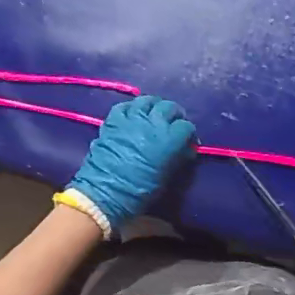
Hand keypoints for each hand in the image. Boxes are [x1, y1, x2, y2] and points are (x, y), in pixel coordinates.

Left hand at [64, 96, 196, 233]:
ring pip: (146, 101)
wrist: (105, 193)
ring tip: (153, 115)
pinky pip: (124, 106)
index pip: (186, 126)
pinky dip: (131, 109)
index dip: (188, 134)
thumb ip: (178, 158)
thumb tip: (186, 148)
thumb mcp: (167, 177)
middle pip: (169, 108)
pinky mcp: (113, 120)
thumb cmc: (139, 192)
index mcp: (170, 139)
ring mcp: (131, 118)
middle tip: (172, 124)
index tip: (187, 141)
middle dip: (174, 115)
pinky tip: (133, 115)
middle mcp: (153, 123)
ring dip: (153, 106)